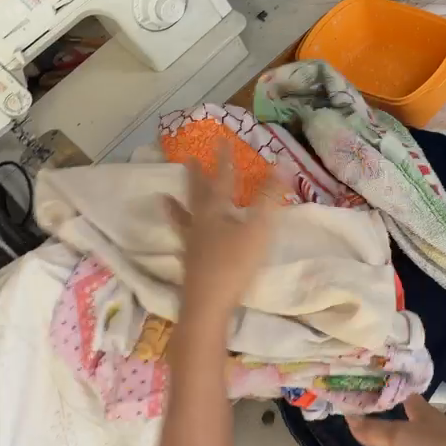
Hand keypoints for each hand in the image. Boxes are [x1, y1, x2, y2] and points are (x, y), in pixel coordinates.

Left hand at [163, 138, 276, 329]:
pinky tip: (180, 238)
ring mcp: (191, 244)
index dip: (223, 160)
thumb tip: (282, 165)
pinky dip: (178, 233)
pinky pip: (182, 239)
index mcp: (215, 211)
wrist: (206, 306)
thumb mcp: (258, 230)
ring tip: (163, 197)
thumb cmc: (234, 265)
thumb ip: (269, 198)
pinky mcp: (190, 263)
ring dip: (176, 205)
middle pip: (196, 195)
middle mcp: (199, 223)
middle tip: (190, 160)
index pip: (222, 179)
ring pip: (183, 218)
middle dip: (197, 177)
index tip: (220, 140)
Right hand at [348, 397, 445, 445]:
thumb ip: (375, 431)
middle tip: (368, 425)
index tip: (371, 394)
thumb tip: (350, 417)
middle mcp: (434, 438)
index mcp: (427, 417)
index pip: (409, 400)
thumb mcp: (400, 438)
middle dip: (394, 427)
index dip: (392, 396)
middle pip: (412, 429)